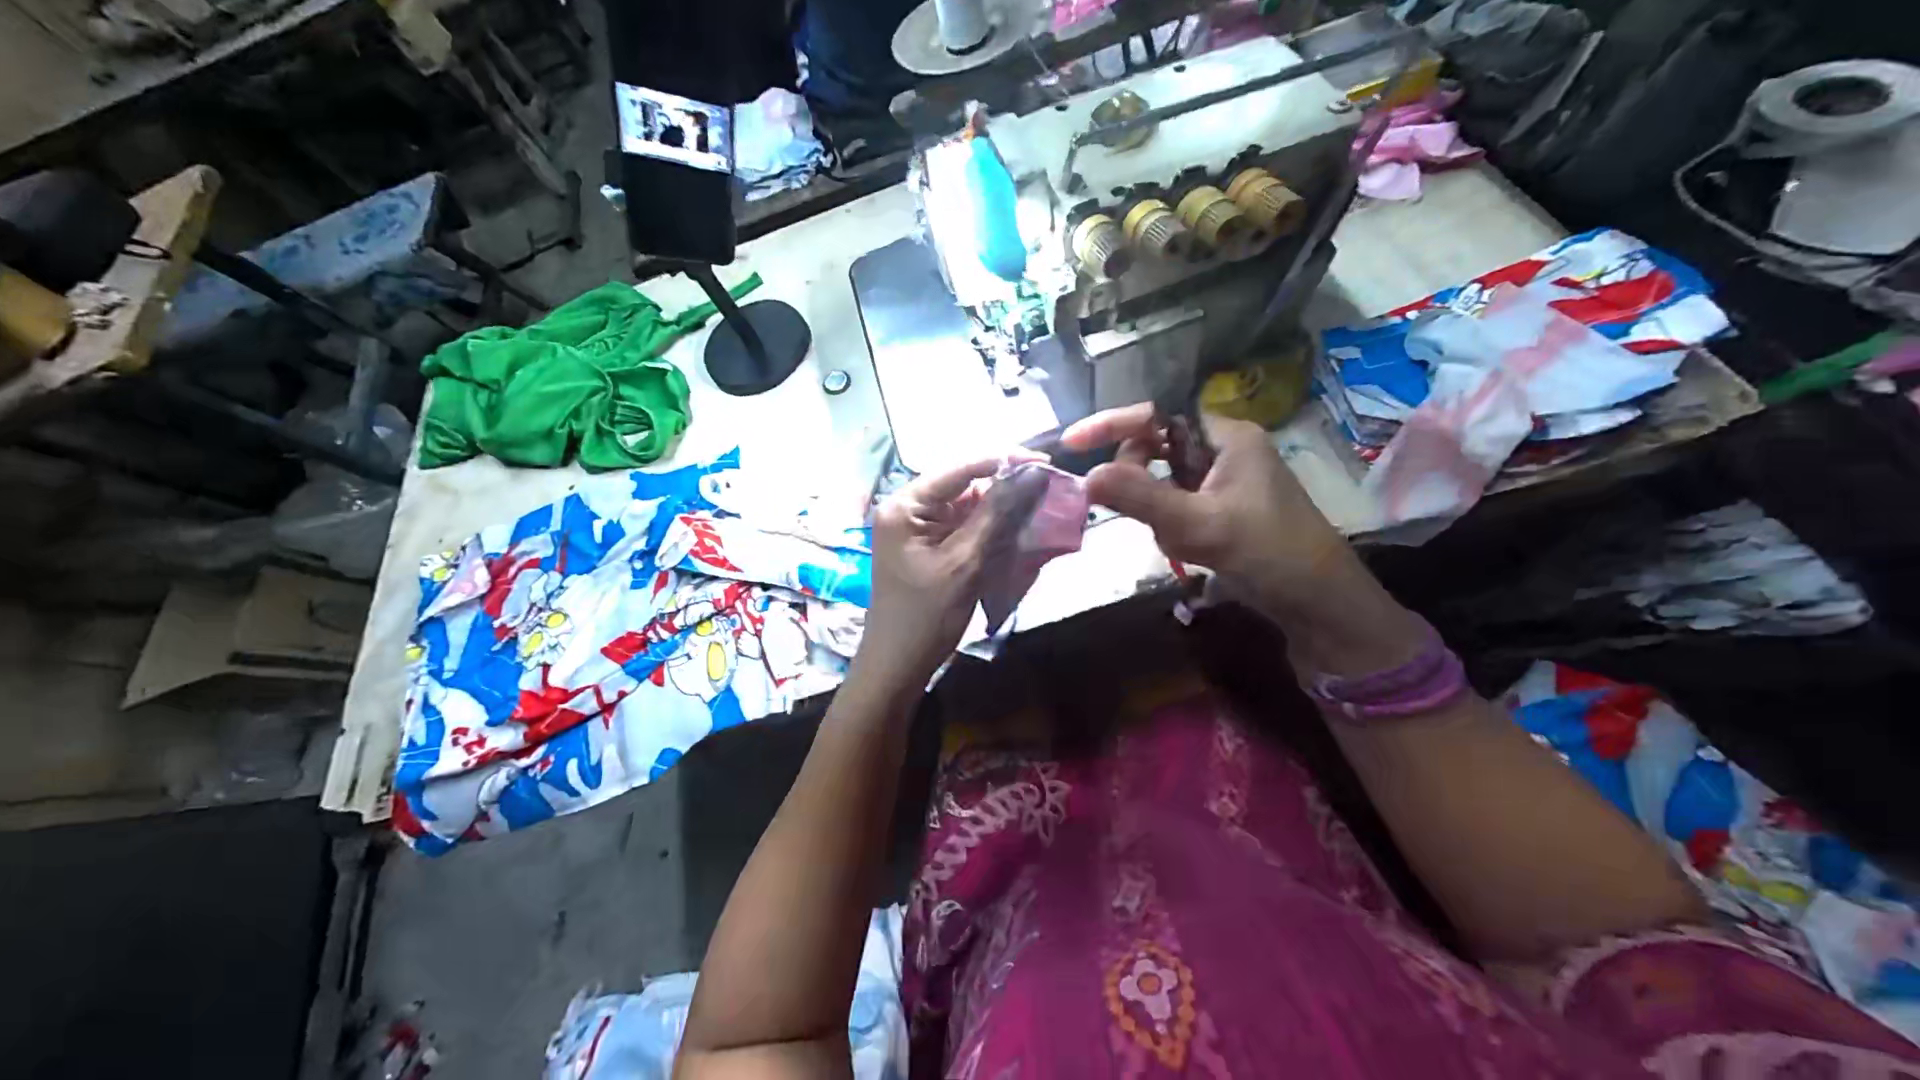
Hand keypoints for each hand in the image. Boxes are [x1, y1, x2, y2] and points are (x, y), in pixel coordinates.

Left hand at [856, 452, 1040, 684]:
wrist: (897, 666)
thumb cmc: (925, 617)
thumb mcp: (964, 564)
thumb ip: (996, 515)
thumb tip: (1031, 474)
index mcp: (904, 506)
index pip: (959, 469)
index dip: (1003, 461)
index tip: (1045, 461)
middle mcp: (907, 509)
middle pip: (964, 486)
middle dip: (1005, 488)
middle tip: (1048, 488)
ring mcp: (917, 529)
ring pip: (968, 507)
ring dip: (1002, 510)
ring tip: (1041, 508)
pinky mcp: (929, 548)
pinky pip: (965, 528)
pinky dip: (991, 530)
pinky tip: (1019, 530)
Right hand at [1061, 406, 1423, 676]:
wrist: (1318, 603)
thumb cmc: (1267, 551)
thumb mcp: (1199, 523)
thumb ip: (1140, 497)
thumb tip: (1086, 476)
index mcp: (1227, 436)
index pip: (1158, 413)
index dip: (1114, 422)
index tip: (1074, 442)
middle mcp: (1224, 450)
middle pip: (1157, 445)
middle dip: (1138, 476)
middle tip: (1128, 507)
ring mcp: (1223, 481)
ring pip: (1164, 480)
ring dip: (1155, 508)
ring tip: (1175, 540)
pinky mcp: (1222, 509)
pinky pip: (1176, 504)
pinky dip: (1169, 525)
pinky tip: (1183, 549)